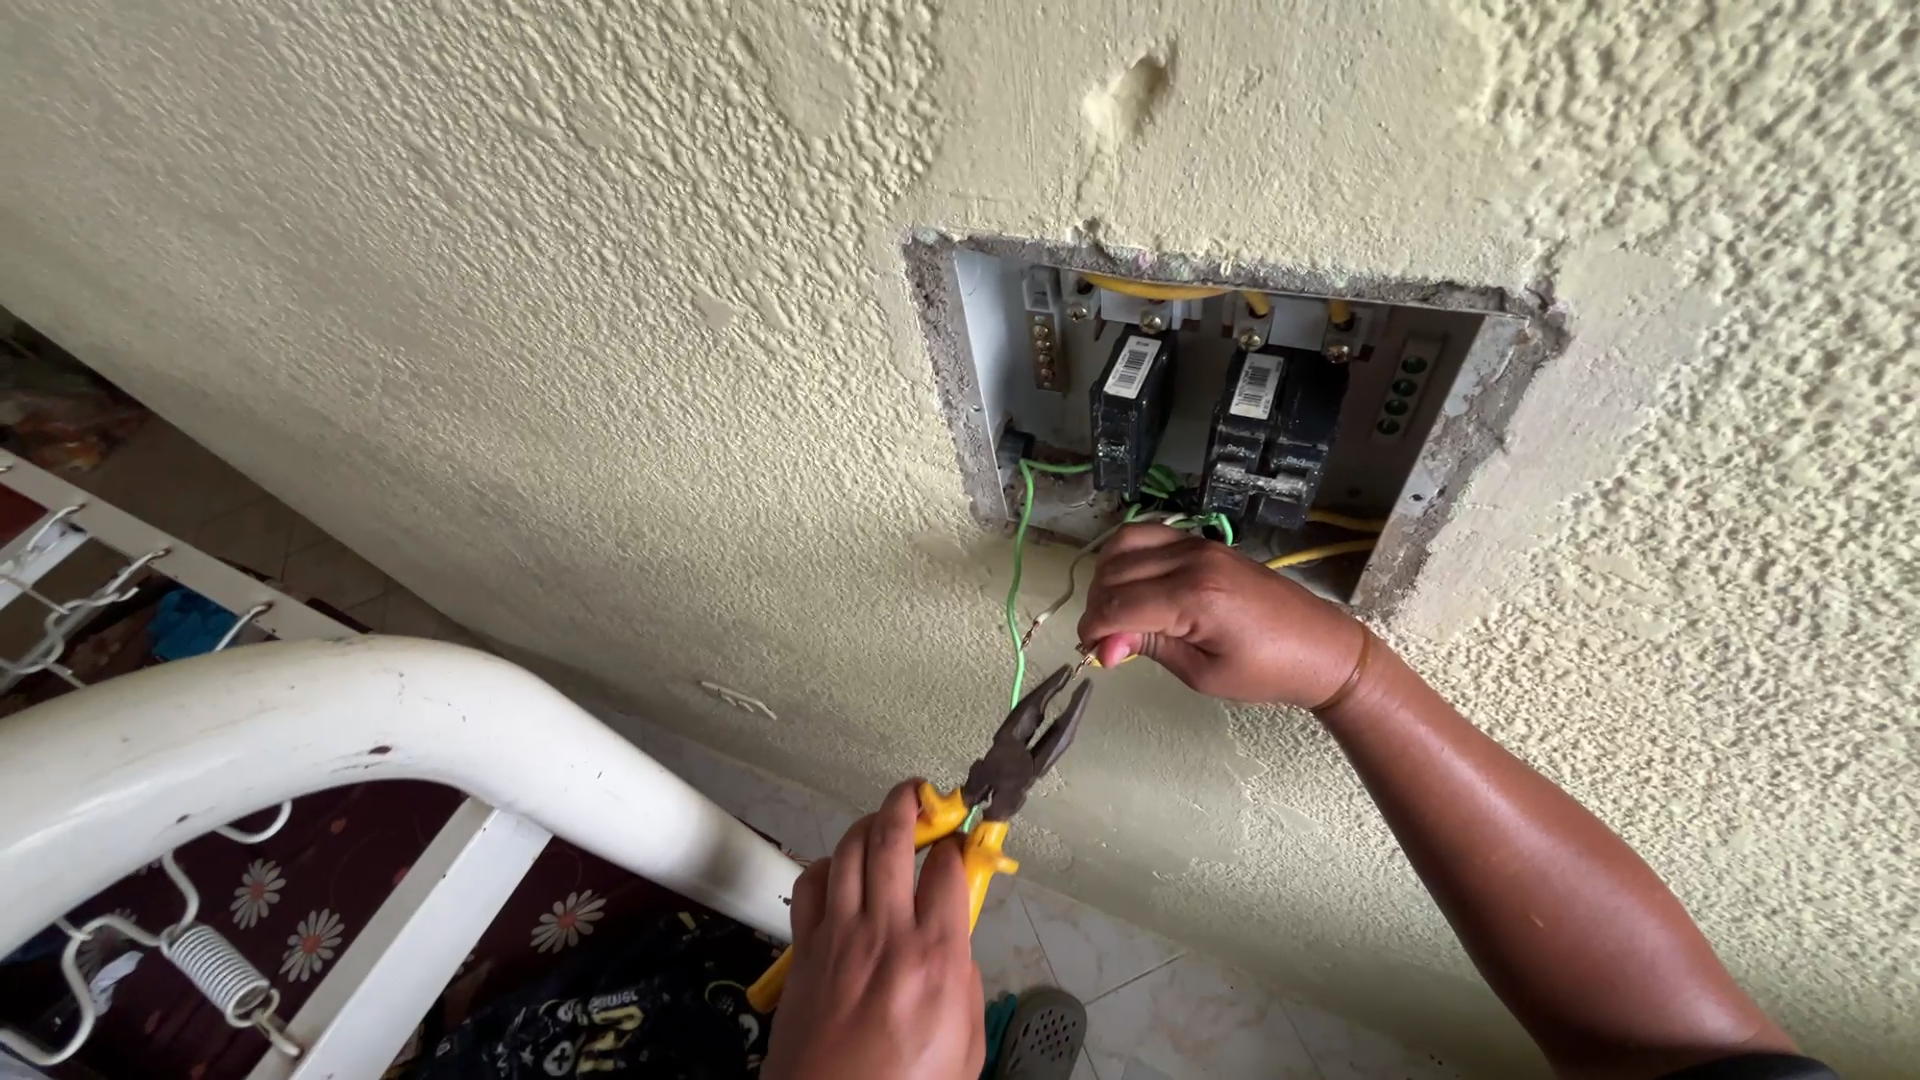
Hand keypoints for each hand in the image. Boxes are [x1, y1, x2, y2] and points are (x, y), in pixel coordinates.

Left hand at [763, 780, 985, 1079]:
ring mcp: (839, 935)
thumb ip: (965, 980)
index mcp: (935, 956)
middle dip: (909, 800)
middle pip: (892, 837)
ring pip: (848, 847)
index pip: (947, 867)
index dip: (957, 844)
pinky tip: (841, 871)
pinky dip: (827, 864)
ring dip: (869, 822)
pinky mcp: (804, 949)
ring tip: (883, 822)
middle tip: (921, 793)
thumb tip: (954, 938)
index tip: (959, 843)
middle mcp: (885, 932)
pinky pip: (810, 882)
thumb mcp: (966, 1044)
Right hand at [1076, 524, 1365, 707]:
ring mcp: (1197, 545)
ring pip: (1122, 544)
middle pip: (1112, 573)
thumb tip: (1104, 646)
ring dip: (1106, 576)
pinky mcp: (1203, 542)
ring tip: (1114, 611)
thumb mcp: (1202, 673)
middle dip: (1096, 608)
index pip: (1116, 605)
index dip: (1093, 631)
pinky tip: (1130, 583)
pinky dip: (1126, 555)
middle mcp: (1191, 560)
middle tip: (1107, 642)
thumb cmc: (1268, 671)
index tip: (1094, 654)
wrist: (1321, 647)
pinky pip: (1147, 534)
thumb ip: (1149, 647)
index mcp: (1194, 598)